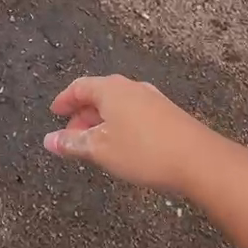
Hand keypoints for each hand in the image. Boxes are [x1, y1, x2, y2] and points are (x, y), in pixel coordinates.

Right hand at [43, 74, 221, 193]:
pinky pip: (133, 114)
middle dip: (82, 115)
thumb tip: (48, 140)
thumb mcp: (100, 149)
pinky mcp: (167, 114)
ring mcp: (151, 99)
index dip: (64, 100)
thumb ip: (72, 143)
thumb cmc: (144, 151)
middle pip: (98, 95)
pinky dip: (119, 125)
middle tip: (71, 136)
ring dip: (101, 122)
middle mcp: (131, 88)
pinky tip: (122, 146)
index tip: (54, 113)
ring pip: (117, 106)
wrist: (199, 160)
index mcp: (111, 89)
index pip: (79, 87)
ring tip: (95, 145)